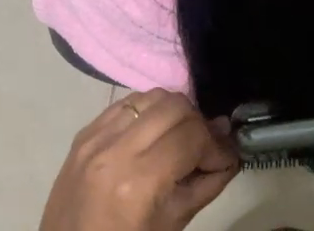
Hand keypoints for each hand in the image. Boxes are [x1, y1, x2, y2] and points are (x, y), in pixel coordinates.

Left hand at [39, 89, 238, 230]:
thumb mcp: (174, 223)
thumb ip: (207, 182)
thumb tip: (229, 142)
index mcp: (138, 181)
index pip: (192, 136)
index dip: (216, 145)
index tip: (224, 158)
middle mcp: (115, 149)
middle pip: (175, 106)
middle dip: (198, 123)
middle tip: (203, 148)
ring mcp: (95, 136)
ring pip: (152, 95)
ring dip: (174, 112)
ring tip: (177, 138)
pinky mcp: (84, 131)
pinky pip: (127, 102)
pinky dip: (148, 111)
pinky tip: (152, 134)